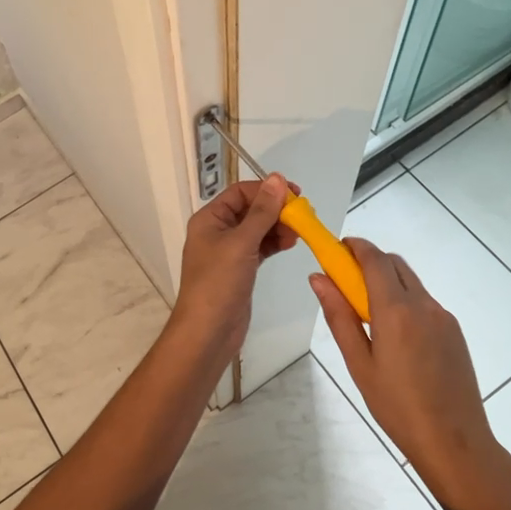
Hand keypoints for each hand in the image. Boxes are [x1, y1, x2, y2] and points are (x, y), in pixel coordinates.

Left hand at [173, 174, 299, 354]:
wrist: (208, 331)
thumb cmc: (219, 282)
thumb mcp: (241, 242)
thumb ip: (262, 211)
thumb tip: (277, 178)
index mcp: (209, 219)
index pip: (240, 192)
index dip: (266, 190)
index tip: (295, 194)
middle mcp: (217, 231)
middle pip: (250, 209)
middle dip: (275, 209)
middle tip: (302, 215)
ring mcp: (228, 251)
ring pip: (257, 229)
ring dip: (278, 226)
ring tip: (298, 232)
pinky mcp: (240, 269)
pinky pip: (260, 247)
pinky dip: (274, 243)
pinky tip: (291, 243)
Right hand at [310, 238, 508, 506]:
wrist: (455, 442)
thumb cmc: (397, 406)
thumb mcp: (359, 363)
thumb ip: (339, 316)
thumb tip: (319, 278)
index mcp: (396, 310)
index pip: (374, 258)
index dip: (354, 246)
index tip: (335, 250)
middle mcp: (423, 305)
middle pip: (394, 264)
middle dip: (369, 262)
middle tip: (346, 283)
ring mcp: (443, 317)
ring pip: (411, 282)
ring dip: (387, 282)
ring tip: (368, 317)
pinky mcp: (454, 331)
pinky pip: (424, 302)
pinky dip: (404, 302)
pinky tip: (395, 337)